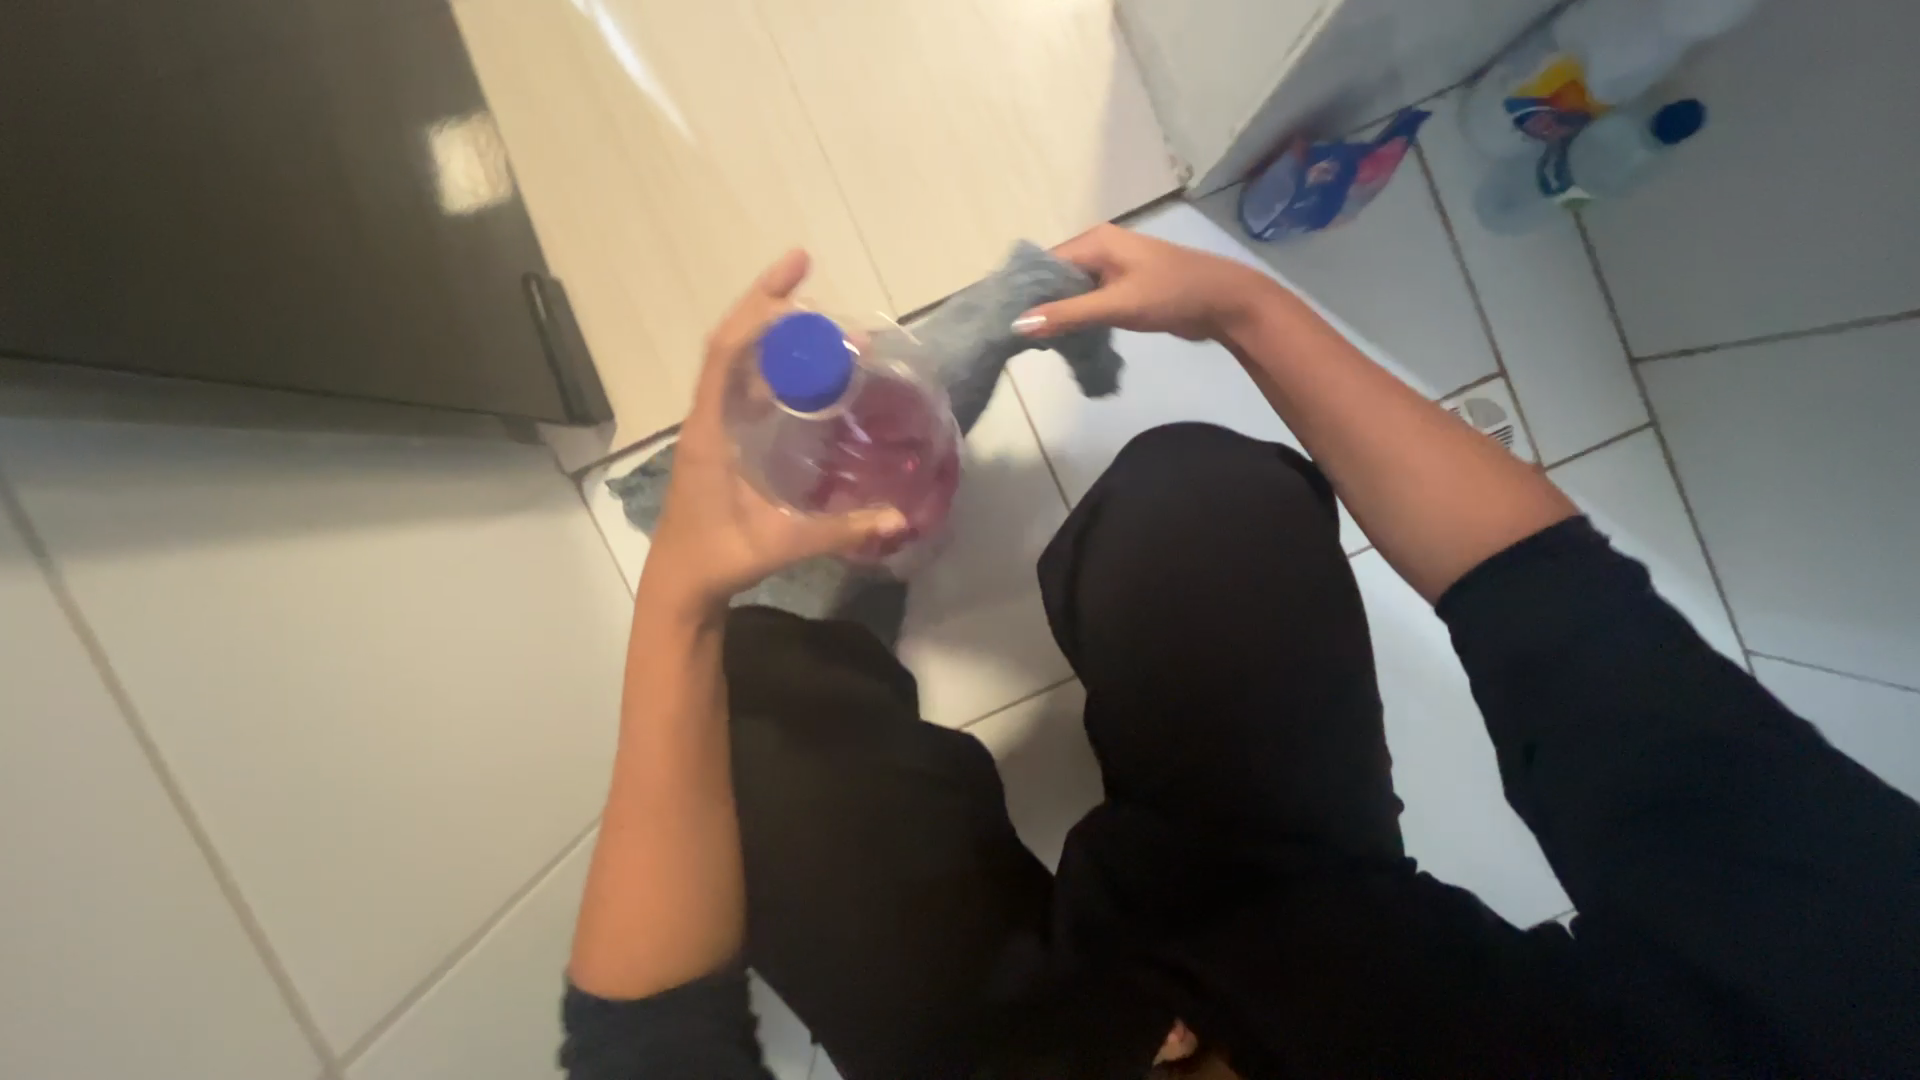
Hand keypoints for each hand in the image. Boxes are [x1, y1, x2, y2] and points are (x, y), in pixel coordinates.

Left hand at [640, 250, 907, 620]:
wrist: (681, 583)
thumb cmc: (719, 559)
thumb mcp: (781, 544)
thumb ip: (840, 531)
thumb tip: (899, 518)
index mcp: (712, 433)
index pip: (727, 354)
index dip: (759, 312)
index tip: (796, 278)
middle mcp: (708, 419)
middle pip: (732, 344)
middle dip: (768, 306)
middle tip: (812, 282)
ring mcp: (712, 427)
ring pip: (735, 362)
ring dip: (768, 333)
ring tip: (814, 317)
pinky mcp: (722, 440)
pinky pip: (743, 386)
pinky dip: (769, 364)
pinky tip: (800, 368)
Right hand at [1012, 224, 1277, 341]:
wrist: (1224, 301)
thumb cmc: (1170, 294)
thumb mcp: (1115, 305)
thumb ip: (1068, 314)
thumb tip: (1018, 324)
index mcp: (1095, 241)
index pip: (1044, 263)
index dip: (1023, 289)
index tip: (1002, 318)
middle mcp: (1100, 249)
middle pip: (1055, 276)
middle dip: (1037, 304)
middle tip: (1015, 336)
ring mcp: (1113, 269)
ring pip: (1071, 291)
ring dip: (1057, 313)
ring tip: (1035, 342)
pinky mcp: (1123, 288)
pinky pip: (1088, 301)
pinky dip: (1076, 317)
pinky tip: (1065, 338)